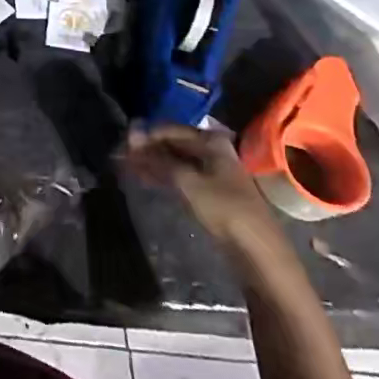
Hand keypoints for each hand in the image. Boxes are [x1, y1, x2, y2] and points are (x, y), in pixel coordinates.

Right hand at [123, 124, 282, 252]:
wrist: (256, 248)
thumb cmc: (224, 208)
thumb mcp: (188, 181)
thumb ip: (159, 159)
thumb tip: (131, 137)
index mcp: (212, 141)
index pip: (172, 130)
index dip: (146, 136)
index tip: (122, 144)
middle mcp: (214, 150)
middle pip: (175, 145)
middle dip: (149, 150)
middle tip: (122, 157)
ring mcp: (214, 171)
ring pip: (177, 162)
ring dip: (154, 164)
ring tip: (129, 168)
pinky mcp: (212, 192)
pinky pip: (182, 176)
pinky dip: (165, 176)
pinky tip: (147, 180)